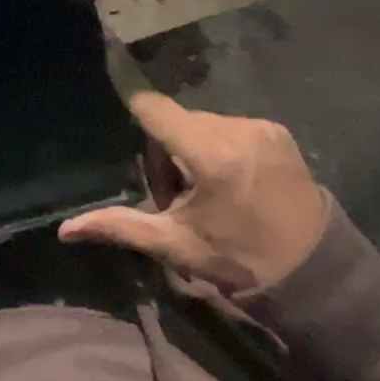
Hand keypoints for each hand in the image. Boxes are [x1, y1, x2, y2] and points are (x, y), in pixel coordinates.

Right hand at [59, 93, 327, 291]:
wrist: (315, 272)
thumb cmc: (238, 259)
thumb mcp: (175, 245)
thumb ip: (120, 226)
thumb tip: (65, 229)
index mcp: (210, 154)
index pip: (153, 108)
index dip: (133, 116)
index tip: (125, 142)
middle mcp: (237, 129)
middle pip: (177, 119)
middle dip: (166, 149)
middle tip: (175, 194)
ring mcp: (262, 128)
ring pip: (204, 123)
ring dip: (193, 147)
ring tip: (205, 191)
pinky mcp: (278, 132)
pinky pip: (232, 127)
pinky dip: (220, 146)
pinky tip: (230, 182)